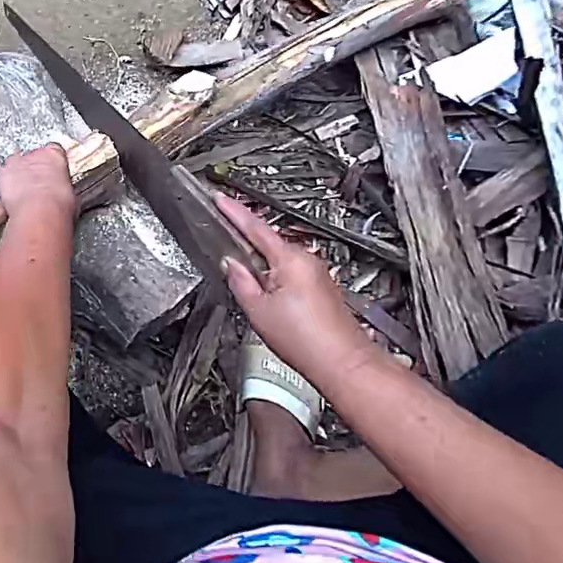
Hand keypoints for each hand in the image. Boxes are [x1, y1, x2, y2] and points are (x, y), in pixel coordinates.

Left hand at [0, 145, 75, 222]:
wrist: (39, 212)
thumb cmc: (59, 205)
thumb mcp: (69, 194)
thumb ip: (61, 186)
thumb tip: (60, 193)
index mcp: (55, 155)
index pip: (53, 150)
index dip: (51, 163)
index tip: (52, 173)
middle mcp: (34, 154)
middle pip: (32, 156)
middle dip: (33, 168)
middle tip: (36, 185)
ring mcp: (15, 163)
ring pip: (13, 162)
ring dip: (16, 172)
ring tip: (20, 189)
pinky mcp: (1, 174)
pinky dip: (0, 179)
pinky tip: (4, 189)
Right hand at [215, 194, 381, 387]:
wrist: (343, 364)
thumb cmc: (307, 341)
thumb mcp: (257, 309)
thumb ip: (239, 280)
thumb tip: (230, 264)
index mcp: (290, 260)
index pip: (255, 227)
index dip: (234, 211)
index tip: (220, 198)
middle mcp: (306, 261)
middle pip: (266, 243)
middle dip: (244, 244)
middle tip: (222, 242)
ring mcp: (316, 273)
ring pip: (277, 260)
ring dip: (259, 265)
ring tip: (245, 284)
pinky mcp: (320, 286)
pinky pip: (289, 272)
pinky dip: (273, 277)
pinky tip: (267, 295)